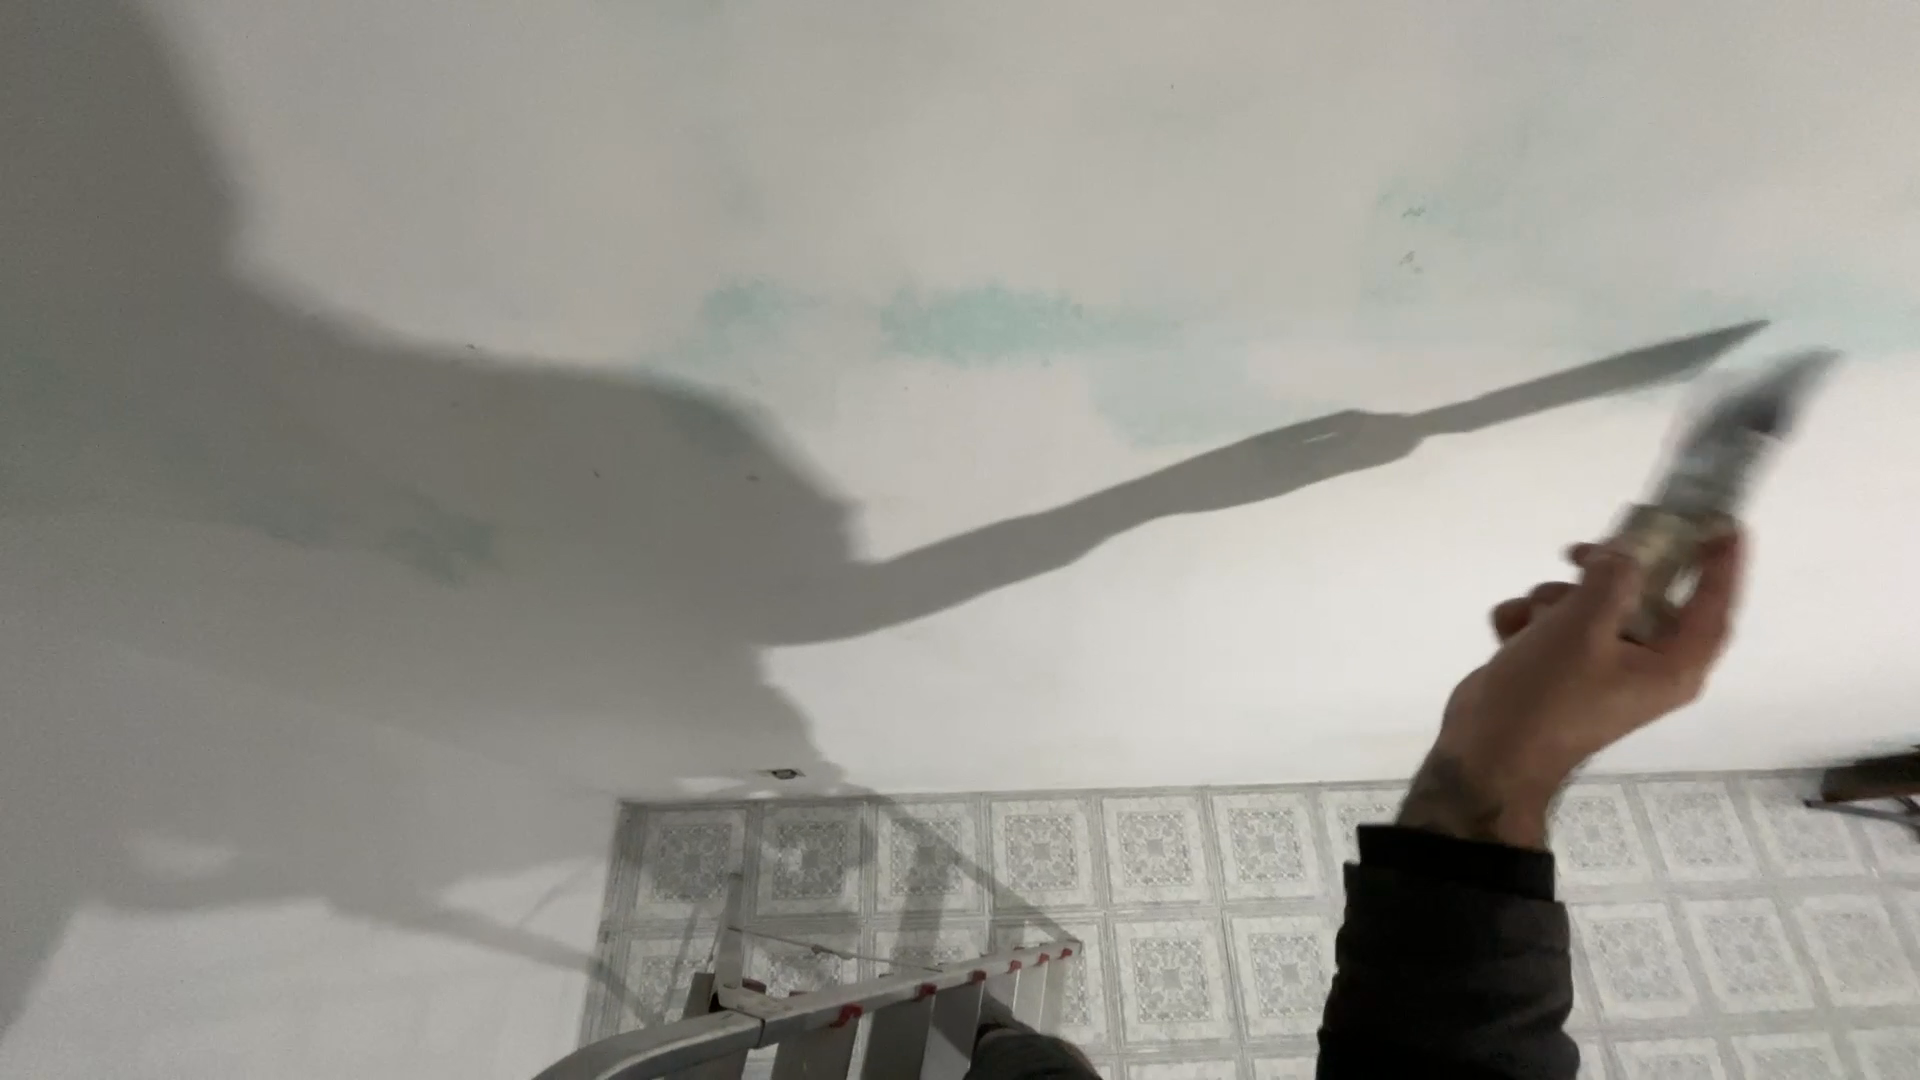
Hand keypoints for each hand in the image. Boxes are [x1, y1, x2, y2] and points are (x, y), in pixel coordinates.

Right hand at [1398, 529, 1745, 848]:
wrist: (1489, 750)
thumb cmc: (1547, 694)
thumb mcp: (1581, 629)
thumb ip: (1610, 582)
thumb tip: (1623, 555)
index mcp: (1671, 665)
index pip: (1711, 607)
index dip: (1719, 565)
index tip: (1722, 524)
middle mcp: (1640, 666)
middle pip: (1637, 599)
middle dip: (1600, 576)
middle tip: (1577, 550)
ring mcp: (1593, 669)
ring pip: (1582, 608)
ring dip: (1549, 601)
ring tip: (1527, 618)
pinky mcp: (1552, 671)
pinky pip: (1547, 627)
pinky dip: (1524, 623)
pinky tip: (1506, 633)